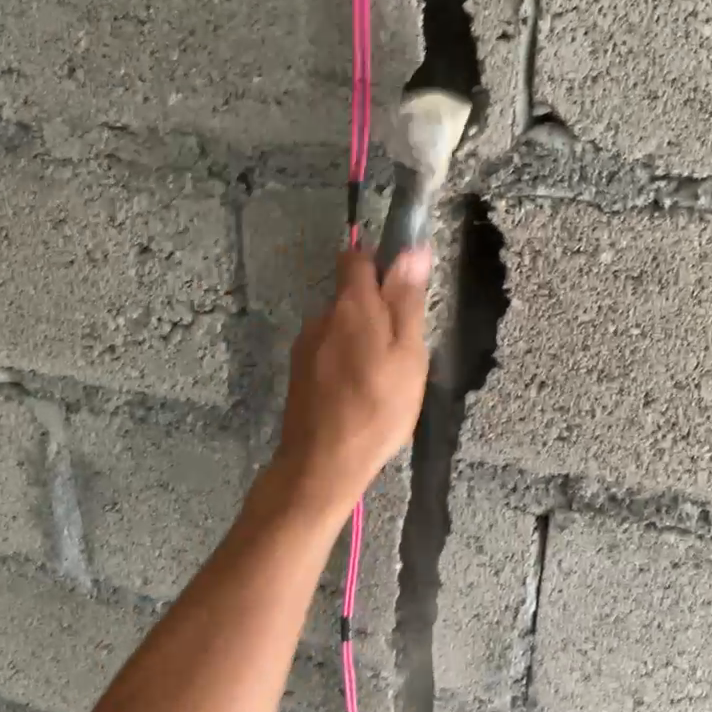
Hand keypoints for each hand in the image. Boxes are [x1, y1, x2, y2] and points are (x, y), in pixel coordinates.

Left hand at [269, 248, 430, 521]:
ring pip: (339, 327)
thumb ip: (406, 301)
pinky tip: (358, 391)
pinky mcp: (298, 373)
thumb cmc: (377, 408)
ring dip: (359, 338)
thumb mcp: (407, 354)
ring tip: (382, 375)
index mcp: (351, 305)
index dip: (378, 259)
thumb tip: (413, 248)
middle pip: (349, 295)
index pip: (356, 256)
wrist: (323, 462)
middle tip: (402, 345)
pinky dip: (344, 361)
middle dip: (374, 308)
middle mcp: (321, 317)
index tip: (401, 281)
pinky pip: (327, 352)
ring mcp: (305, 346)